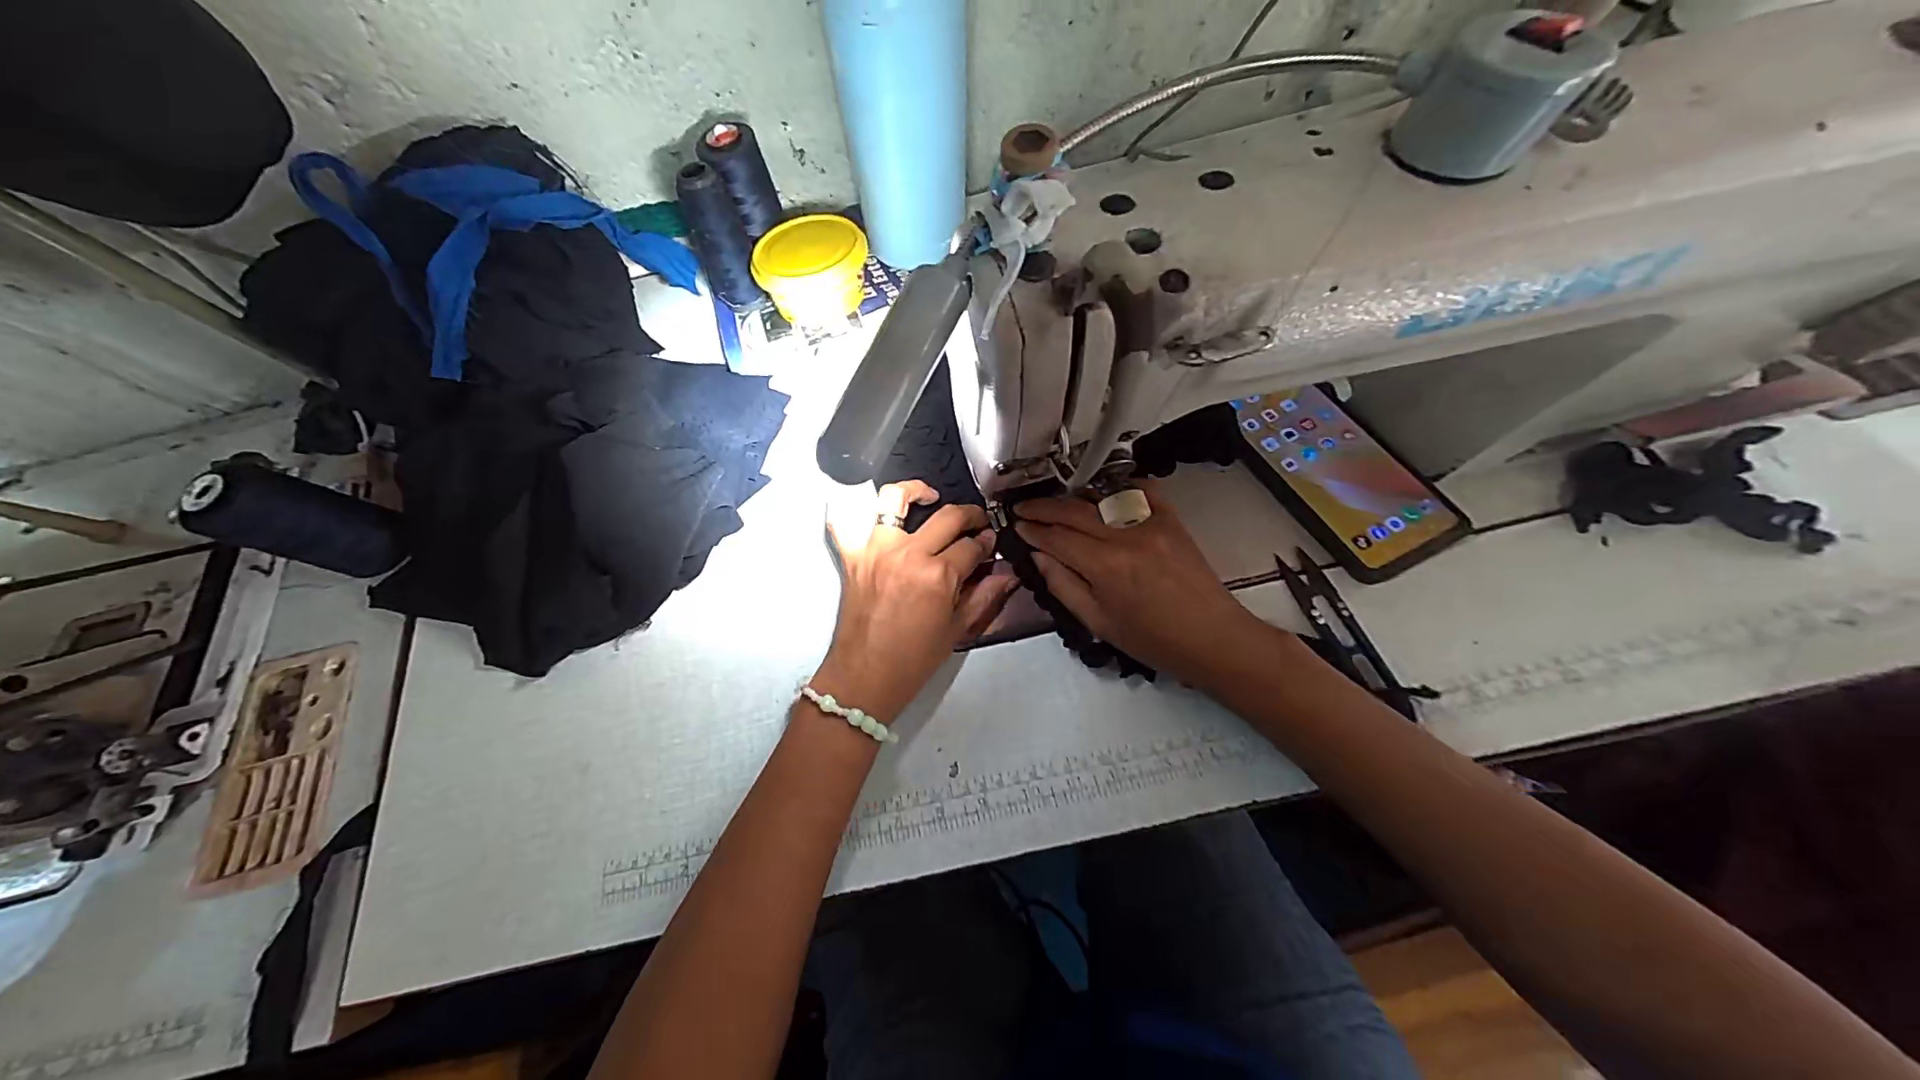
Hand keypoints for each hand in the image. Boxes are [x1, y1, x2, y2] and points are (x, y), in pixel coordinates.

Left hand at [814, 481, 1017, 722]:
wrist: (865, 676)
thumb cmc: (911, 660)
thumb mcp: (957, 629)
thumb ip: (984, 595)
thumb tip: (1006, 573)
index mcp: (938, 575)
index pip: (972, 546)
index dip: (988, 544)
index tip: (991, 545)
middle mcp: (907, 554)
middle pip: (947, 517)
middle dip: (970, 516)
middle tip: (977, 523)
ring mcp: (876, 551)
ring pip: (894, 500)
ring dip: (915, 491)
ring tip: (929, 497)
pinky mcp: (853, 557)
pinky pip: (844, 522)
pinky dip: (851, 509)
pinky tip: (873, 513)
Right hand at [1014, 484, 1274, 685]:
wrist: (1212, 637)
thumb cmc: (1154, 640)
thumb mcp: (1098, 622)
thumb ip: (1063, 585)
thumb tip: (1039, 557)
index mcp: (1105, 566)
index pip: (1057, 537)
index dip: (1033, 529)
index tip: (1017, 525)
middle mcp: (1126, 536)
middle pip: (1074, 510)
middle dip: (1044, 508)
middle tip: (1025, 508)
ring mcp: (1151, 522)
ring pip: (1101, 496)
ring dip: (1074, 497)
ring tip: (1056, 503)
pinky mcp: (1171, 519)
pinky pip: (1138, 491)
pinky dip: (1116, 488)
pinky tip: (1102, 493)